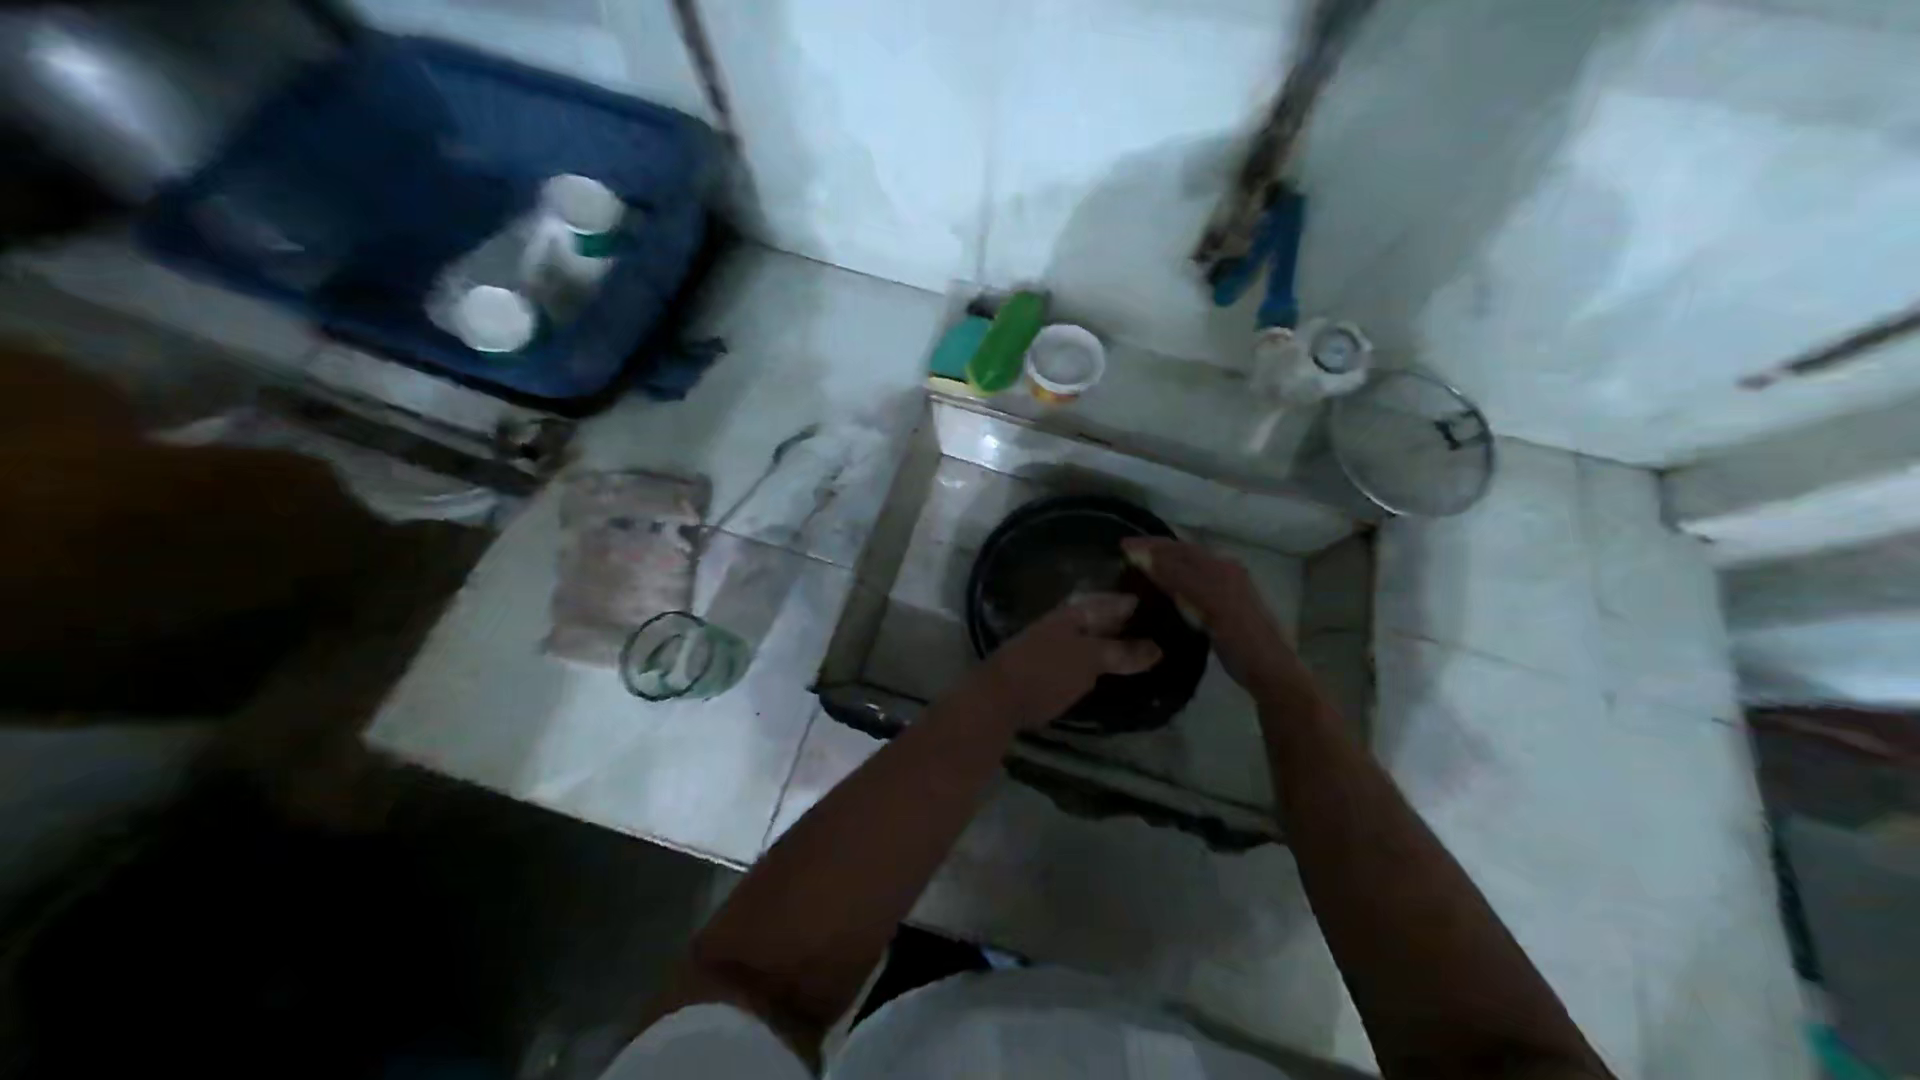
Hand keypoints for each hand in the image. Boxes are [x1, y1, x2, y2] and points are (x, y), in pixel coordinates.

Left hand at [968, 593, 1162, 730]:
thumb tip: (1158, 648)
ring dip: (1117, 645)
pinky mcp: (1049, 669)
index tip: (1170, 609)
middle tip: (1167, 635)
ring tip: (1150, 654)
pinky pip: (1084, 658)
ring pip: (1094, 639)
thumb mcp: (1089, 659)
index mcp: (1075, 613)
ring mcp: (1054, 646)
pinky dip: (1102, 662)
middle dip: (1131, 625)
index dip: (1141, 604)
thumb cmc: (1045, 672)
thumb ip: (1122, 652)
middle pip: (1104, 619)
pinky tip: (1115, 672)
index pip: (1114, 601)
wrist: (996, 699)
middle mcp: (1065, 623)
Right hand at [1120, 537, 1317, 703]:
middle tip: (1125, 552)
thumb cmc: (1241, 639)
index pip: (1178, 549)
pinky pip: (1193, 581)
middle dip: (1155, 550)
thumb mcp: (1210, 605)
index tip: (1121, 546)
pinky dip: (1173, 577)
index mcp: (1221, 567)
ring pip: (1188, 566)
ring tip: (1139, 565)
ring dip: (1163, 561)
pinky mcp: (1224, 605)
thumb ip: (1178, 578)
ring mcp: (1227, 587)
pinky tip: (1163, 587)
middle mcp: (1225, 570)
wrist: (1271, 671)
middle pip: (1184, 553)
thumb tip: (1143, 556)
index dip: (1150, 546)